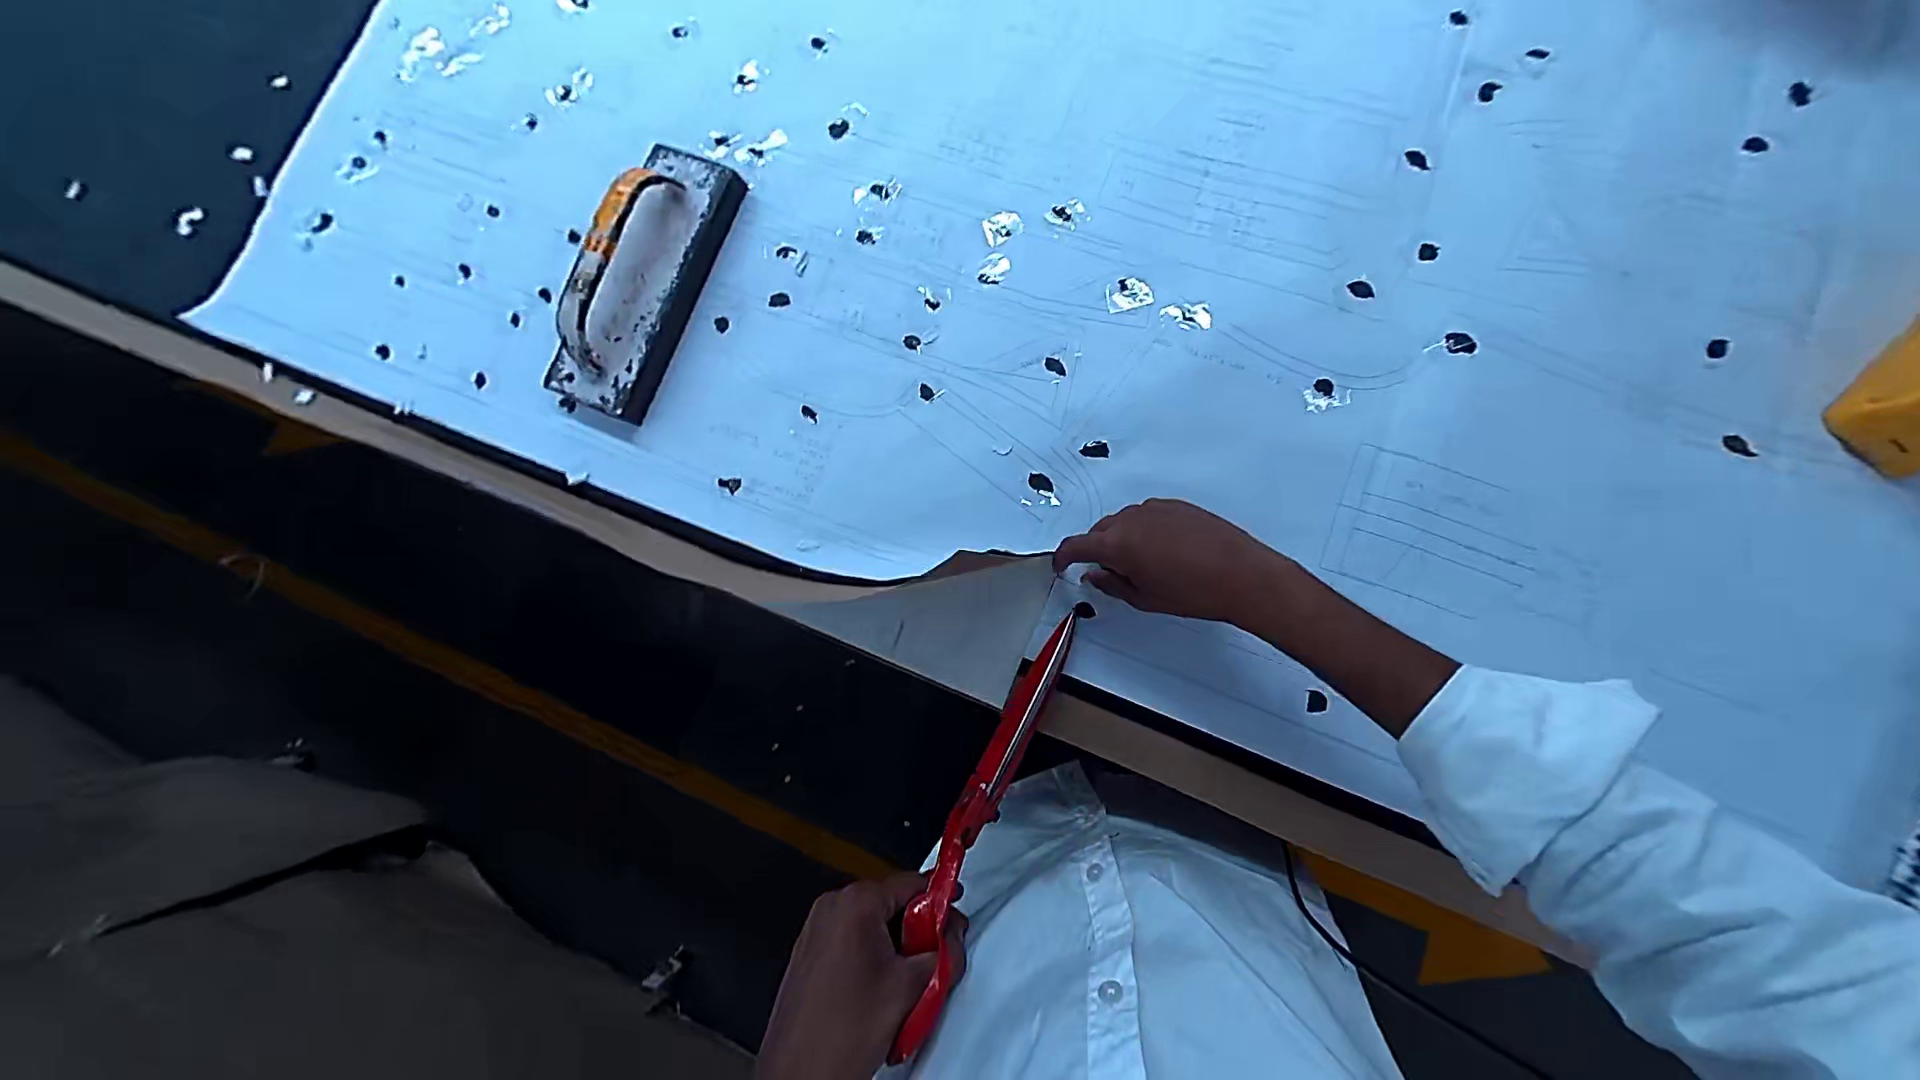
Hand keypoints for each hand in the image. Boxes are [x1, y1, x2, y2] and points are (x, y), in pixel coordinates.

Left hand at [757, 873, 967, 1079]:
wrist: (798, 1077)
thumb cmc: (841, 1035)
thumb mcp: (911, 987)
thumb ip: (945, 952)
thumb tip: (954, 936)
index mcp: (855, 903)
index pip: (911, 882)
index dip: (940, 896)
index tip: (954, 906)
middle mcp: (832, 907)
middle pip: (893, 903)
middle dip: (919, 929)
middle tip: (937, 957)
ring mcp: (817, 930)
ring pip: (875, 925)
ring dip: (898, 948)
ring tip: (907, 987)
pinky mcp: (810, 953)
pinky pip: (854, 942)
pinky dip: (875, 958)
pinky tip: (883, 994)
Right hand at [1056, 497, 1456, 737]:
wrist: (1243, 575)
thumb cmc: (1195, 591)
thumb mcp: (1144, 598)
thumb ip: (1112, 583)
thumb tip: (1096, 575)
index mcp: (1117, 543)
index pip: (1075, 546)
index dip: (1063, 558)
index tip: (1061, 566)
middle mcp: (1131, 519)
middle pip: (1099, 532)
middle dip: (1097, 550)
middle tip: (1110, 574)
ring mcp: (1155, 509)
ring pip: (1124, 523)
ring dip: (1122, 540)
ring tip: (1144, 565)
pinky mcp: (1177, 506)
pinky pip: (1147, 516)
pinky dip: (1144, 531)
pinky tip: (1164, 552)